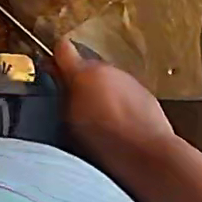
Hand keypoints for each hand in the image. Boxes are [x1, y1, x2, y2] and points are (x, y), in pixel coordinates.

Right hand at [49, 38, 176, 161]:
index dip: (56, 58)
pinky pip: (124, 90)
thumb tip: (57, 78)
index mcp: (82, 72)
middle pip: (86, 66)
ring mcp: (127, 78)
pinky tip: (121, 123)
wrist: (148, 153)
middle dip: (81, 80)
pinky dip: (119, 101)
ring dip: (101, 91)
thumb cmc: (102, 139)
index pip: (63, 48)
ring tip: (101, 117)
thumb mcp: (69, 120)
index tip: (52, 69)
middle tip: (77, 104)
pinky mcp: (144, 91)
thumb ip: (63, 94)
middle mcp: (105, 68)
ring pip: (106, 78)